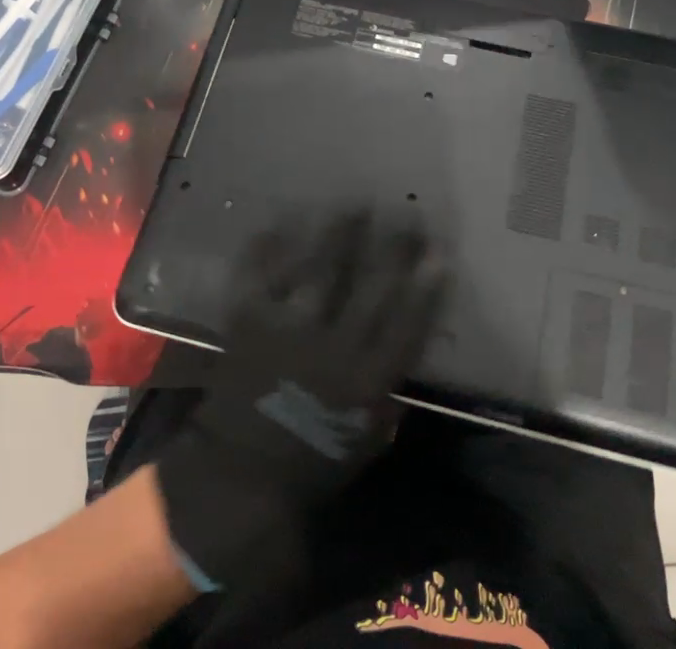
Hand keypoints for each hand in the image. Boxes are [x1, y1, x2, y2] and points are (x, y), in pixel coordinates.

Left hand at [154, 209, 449, 591]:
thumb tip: (401, 351)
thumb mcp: (366, 440)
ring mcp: (285, 328)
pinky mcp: (246, 321)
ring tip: (353, 204)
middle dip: (390, 248)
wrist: (238, 471)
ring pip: (318, 269)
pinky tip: (279, 223)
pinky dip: (267, 248)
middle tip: (404, 214)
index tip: (437, 252)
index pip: (404, 323)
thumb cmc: (311, 460)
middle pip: (369, 287)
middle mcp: (330, 347)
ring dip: (338, 234)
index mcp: (366, 381)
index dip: (424, 286)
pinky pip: (258, 274)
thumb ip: (388, 396)